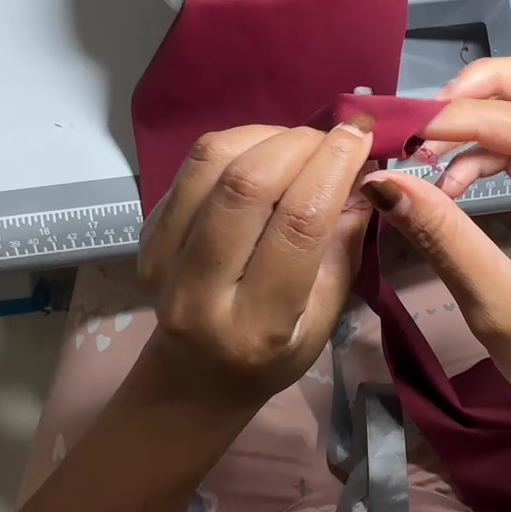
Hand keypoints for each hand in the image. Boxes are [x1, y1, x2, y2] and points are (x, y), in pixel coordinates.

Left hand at [136, 120, 376, 410]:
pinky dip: (237, 142)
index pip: (297, 226)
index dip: (332, 168)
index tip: (360, 135)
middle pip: (246, 185)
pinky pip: (194, 163)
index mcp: (256, 325)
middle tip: (332, 138)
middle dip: (299, 145)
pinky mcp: (147, 230)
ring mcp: (162, 255)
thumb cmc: (274, 354)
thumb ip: (344, 245)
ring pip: (212, 161)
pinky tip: (264, 152)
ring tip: (299, 143)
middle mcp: (198, 289)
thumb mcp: (325, 318)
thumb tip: (363, 171)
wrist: (195, 376)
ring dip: (266, 136)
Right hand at [358, 58, 510, 482]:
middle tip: (430, 116)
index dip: (482, 121)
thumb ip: (446, 238)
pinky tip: (455, 174)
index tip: (415, 133)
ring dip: (490, 111)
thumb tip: (385, 182)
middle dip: (495, 87)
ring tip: (431, 147)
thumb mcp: (500, 310)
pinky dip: (494, 142)